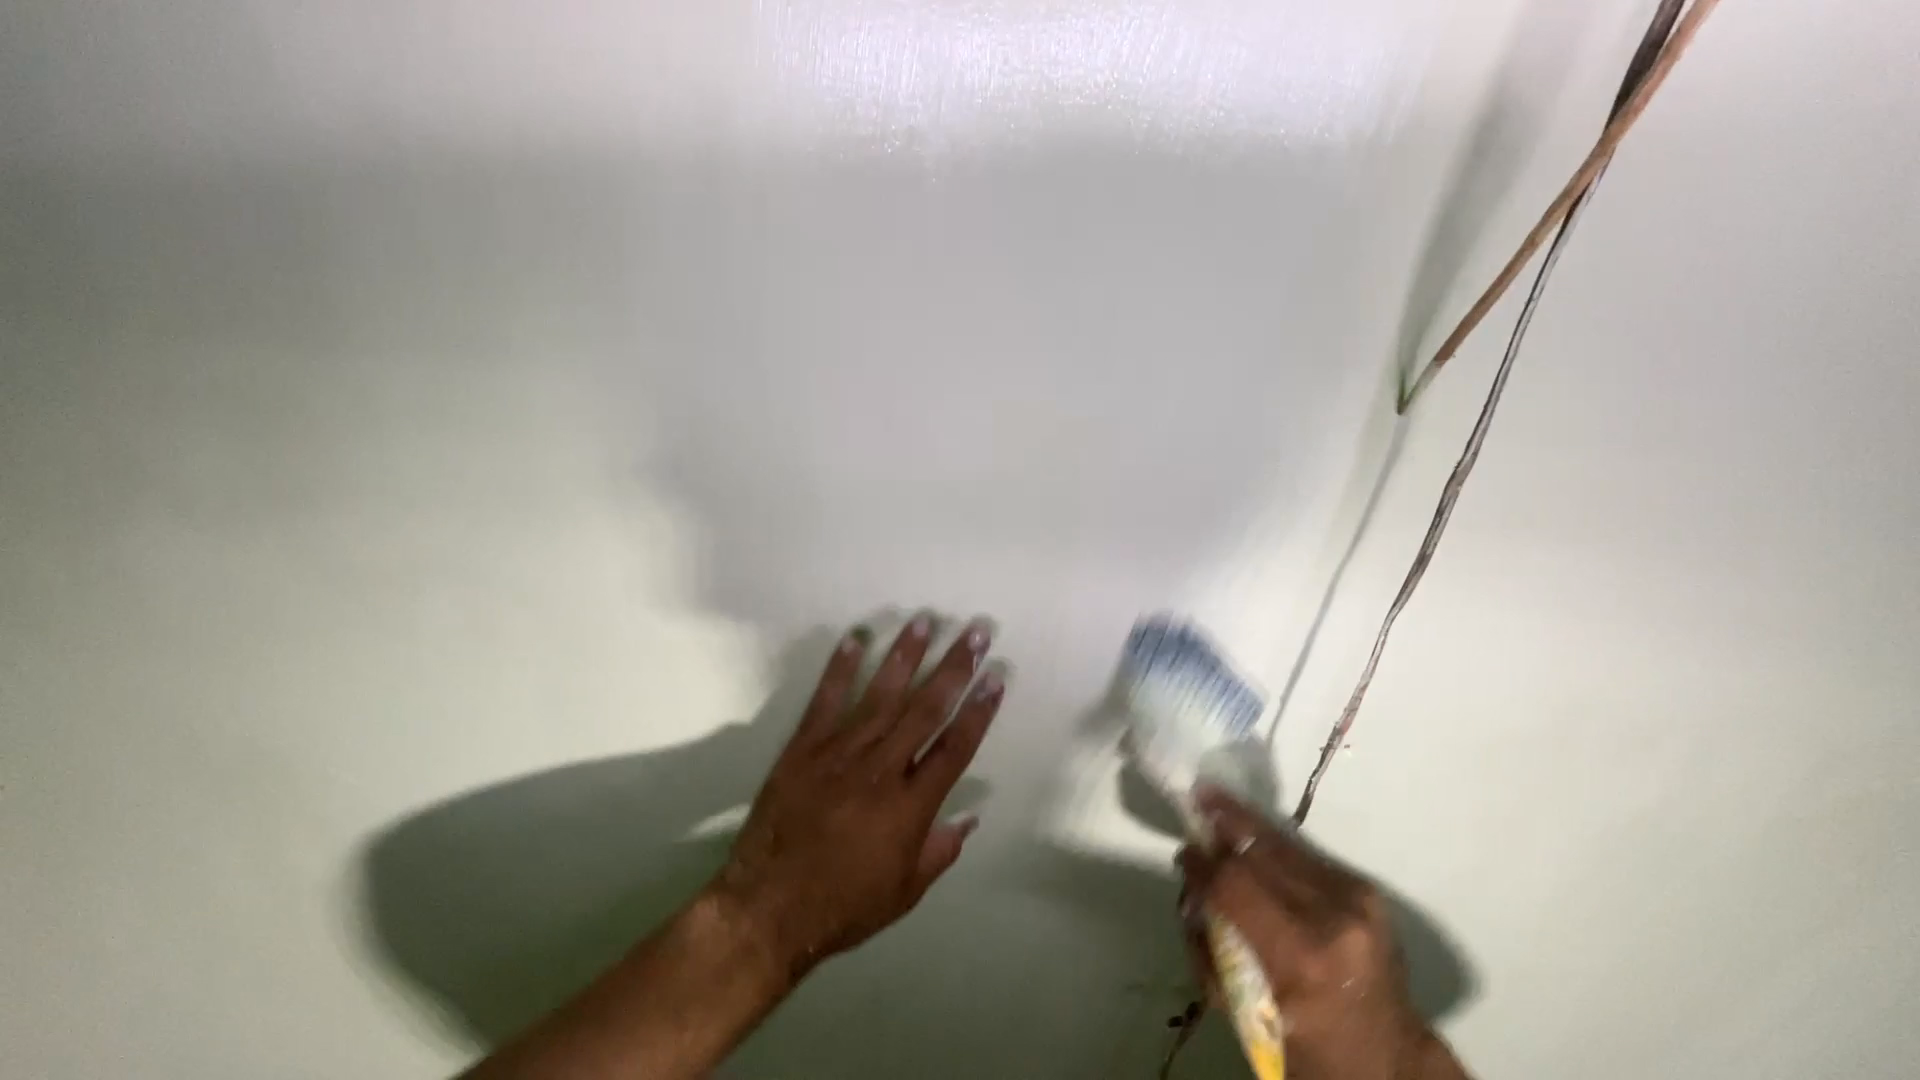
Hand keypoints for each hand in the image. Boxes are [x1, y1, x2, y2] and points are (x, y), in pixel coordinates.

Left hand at [708, 614, 1004, 983]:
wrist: (768, 908)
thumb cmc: (843, 905)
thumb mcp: (904, 891)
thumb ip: (940, 851)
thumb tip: (969, 818)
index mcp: (910, 806)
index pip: (955, 747)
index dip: (979, 711)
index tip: (996, 678)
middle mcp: (881, 770)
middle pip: (925, 710)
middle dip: (953, 668)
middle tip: (974, 633)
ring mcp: (839, 754)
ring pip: (881, 696)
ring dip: (905, 656)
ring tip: (925, 621)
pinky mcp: (803, 750)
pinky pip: (825, 702)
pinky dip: (840, 669)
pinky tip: (855, 639)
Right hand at [1177, 789, 1462, 1079]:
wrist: (1389, 1059)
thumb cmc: (1306, 1048)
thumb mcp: (1244, 1011)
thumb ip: (1211, 949)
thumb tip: (1191, 892)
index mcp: (1300, 956)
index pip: (1235, 886)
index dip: (1203, 865)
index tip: (1182, 854)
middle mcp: (1334, 916)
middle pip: (1261, 852)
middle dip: (1224, 825)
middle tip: (1197, 799)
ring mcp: (1357, 898)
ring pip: (1286, 844)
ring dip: (1248, 823)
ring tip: (1218, 801)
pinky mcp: (1367, 890)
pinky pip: (1306, 856)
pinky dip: (1274, 845)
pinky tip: (1253, 834)